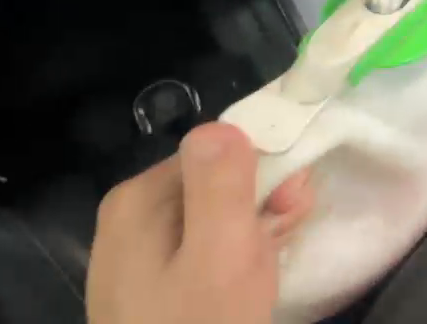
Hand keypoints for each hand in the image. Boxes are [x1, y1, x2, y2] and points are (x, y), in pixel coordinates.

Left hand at [88, 123, 314, 323]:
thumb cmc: (201, 319)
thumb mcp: (221, 251)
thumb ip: (220, 186)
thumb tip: (220, 122)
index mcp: (141, 198)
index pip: (226, 147)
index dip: (270, 167)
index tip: (289, 203)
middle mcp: (137, 210)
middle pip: (229, 173)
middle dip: (270, 195)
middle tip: (285, 229)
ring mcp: (146, 241)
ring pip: (229, 201)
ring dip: (265, 219)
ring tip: (271, 251)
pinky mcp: (161, 266)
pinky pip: (216, 231)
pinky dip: (246, 241)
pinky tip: (254, 264)